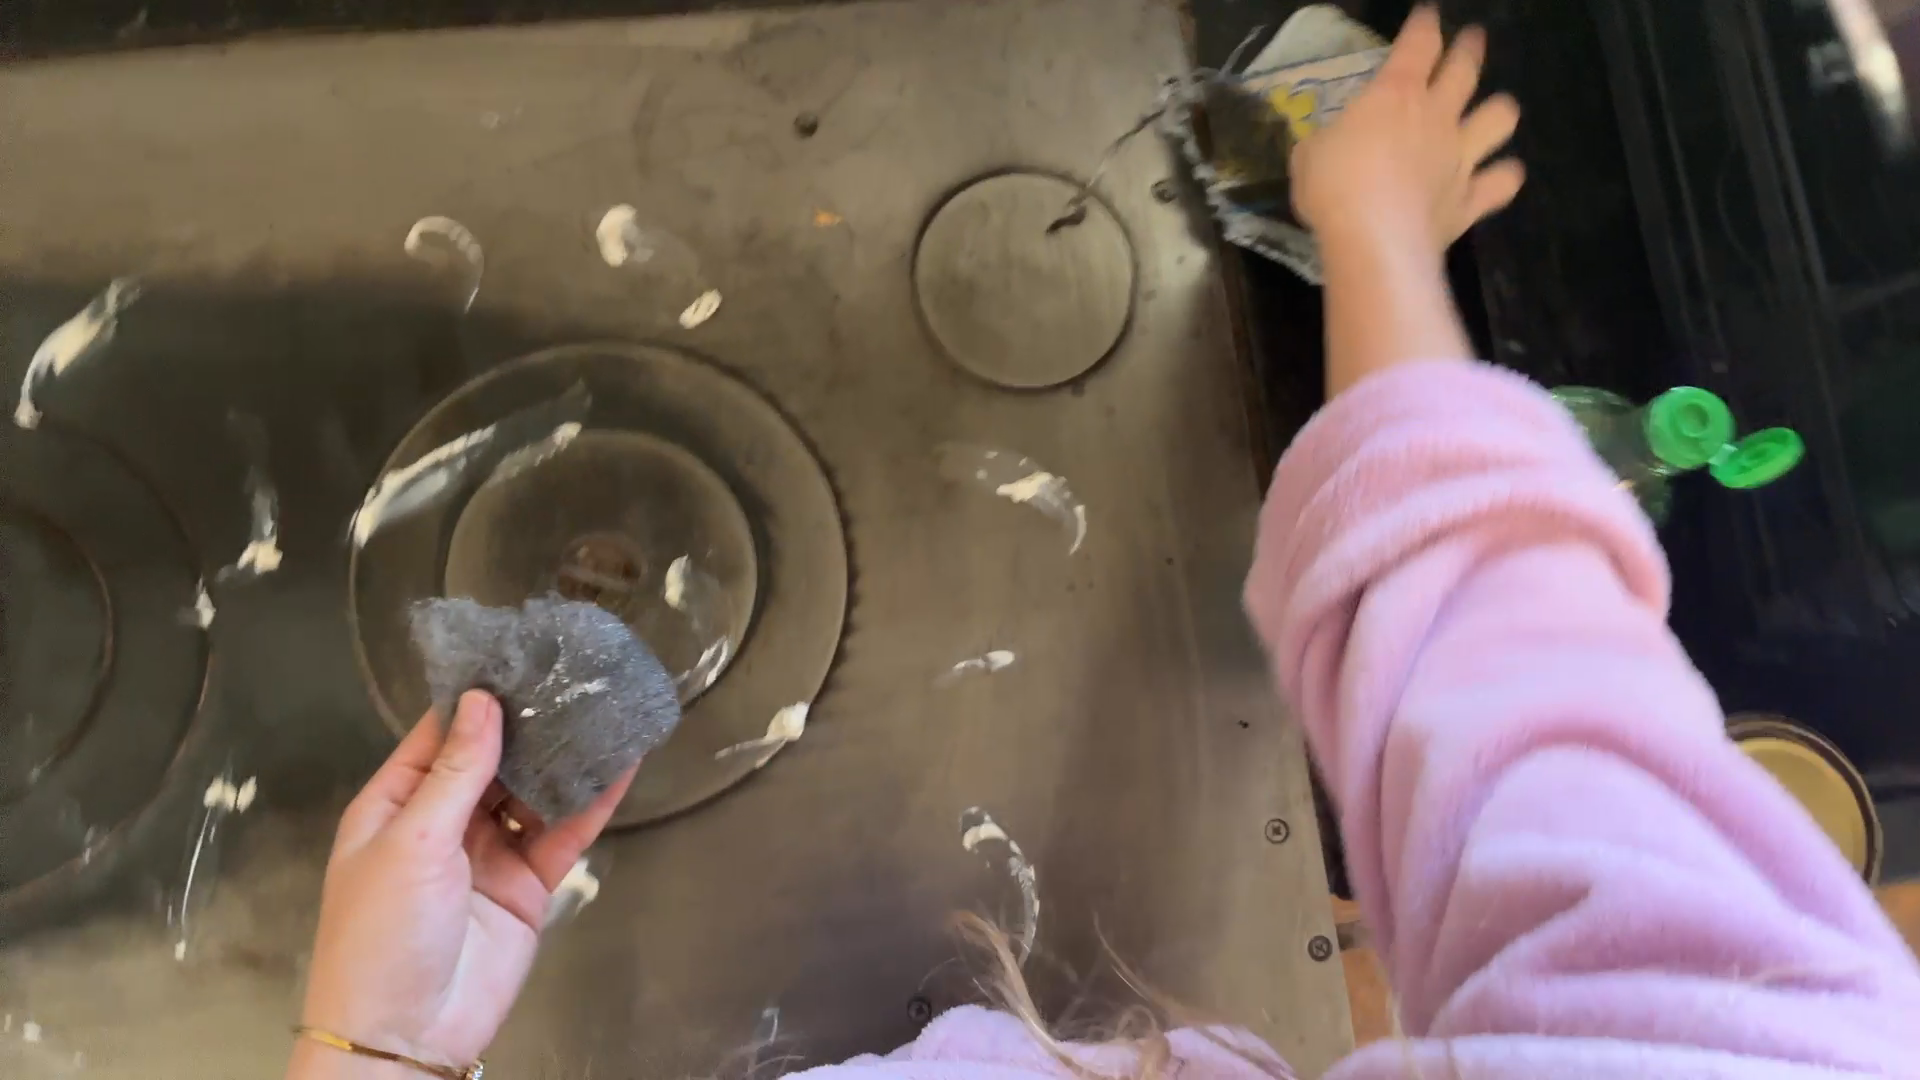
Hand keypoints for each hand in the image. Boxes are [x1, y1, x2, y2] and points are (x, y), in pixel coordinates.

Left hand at [290, 691, 634, 1076]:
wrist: (410, 1036)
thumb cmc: (386, 932)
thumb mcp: (412, 843)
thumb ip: (456, 771)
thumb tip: (483, 699)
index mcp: (399, 805)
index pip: (440, 735)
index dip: (477, 697)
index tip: (520, 656)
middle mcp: (447, 819)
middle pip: (497, 757)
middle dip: (533, 722)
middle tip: (577, 677)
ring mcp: (492, 848)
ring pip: (538, 788)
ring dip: (568, 756)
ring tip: (607, 711)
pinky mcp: (531, 876)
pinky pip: (567, 827)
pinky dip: (594, 799)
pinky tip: (623, 765)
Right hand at [1291, 5, 1524, 251]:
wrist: (1372, 239)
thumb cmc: (1333, 190)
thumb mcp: (1308, 158)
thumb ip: (1323, 144)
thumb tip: (1322, 145)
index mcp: (1394, 96)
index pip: (1417, 43)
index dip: (1422, 26)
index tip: (1425, 16)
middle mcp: (1437, 116)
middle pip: (1466, 67)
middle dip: (1468, 49)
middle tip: (1469, 43)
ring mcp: (1460, 156)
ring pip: (1500, 116)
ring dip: (1496, 112)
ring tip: (1486, 118)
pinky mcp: (1469, 199)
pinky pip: (1502, 181)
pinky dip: (1501, 178)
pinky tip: (1494, 179)